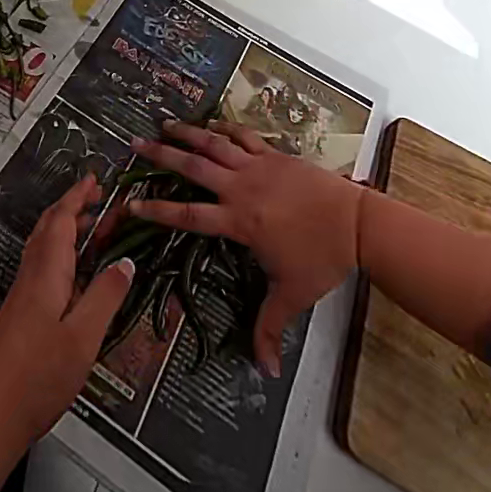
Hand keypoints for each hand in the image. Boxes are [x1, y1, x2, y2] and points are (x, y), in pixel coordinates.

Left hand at [0, 174, 134, 441]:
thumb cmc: (40, 374)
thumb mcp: (84, 336)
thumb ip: (106, 296)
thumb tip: (126, 260)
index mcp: (46, 273)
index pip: (61, 221)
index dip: (77, 197)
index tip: (94, 178)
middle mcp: (31, 274)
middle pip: (49, 228)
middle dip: (72, 206)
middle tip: (99, 197)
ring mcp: (23, 292)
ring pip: (44, 245)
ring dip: (66, 227)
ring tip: (93, 225)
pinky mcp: (22, 309)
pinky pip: (42, 264)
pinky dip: (61, 251)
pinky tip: (75, 269)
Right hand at [128, 119, 363, 375]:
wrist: (360, 224)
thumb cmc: (323, 259)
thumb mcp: (293, 294)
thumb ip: (271, 326)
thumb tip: (265, 370)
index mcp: (238, 221)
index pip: (187, 215)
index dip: (156, 210)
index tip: (130, 203)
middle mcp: (240, 188)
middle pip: (192, 167)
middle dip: (161, 154)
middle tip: (136, 142)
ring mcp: (256, 167)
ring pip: (213, 143)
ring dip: (187, 132)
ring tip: (164, 122)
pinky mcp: (274, 155)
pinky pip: (243, 136)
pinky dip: (225, 126)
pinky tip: (211, 121)